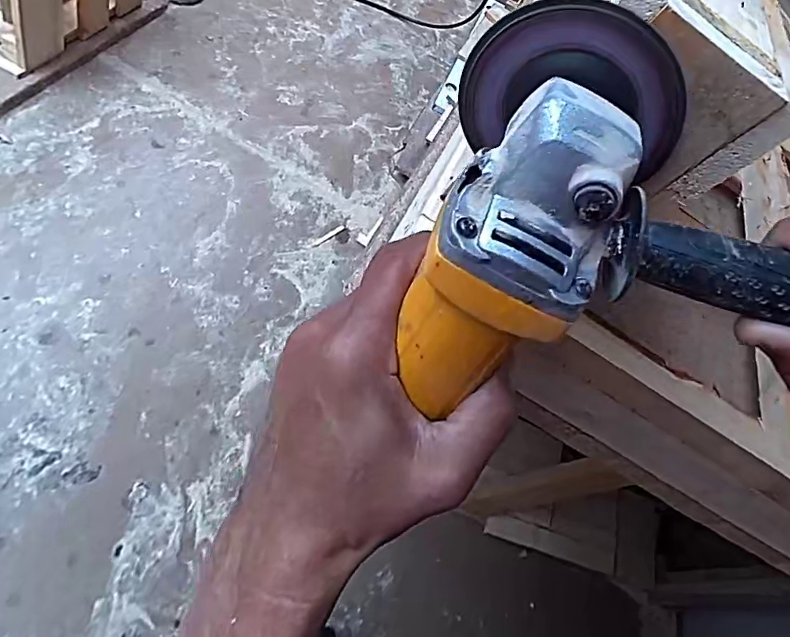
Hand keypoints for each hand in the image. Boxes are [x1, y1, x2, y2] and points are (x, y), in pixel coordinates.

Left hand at [182, 233, 514, 635]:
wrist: (284, 542)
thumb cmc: (360, 507)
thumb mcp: (447, 470)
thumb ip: (491, 411)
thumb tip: (505, 360)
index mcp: (352, 349)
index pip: (396, 262)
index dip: (439, 248)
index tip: (474, 260)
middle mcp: (321, 333)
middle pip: (388, 277)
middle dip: (433, 285)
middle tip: (466, 315)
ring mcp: (304, 342)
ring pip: (372, 296)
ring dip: (409, 309)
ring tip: (436, 349)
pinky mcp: (300, 354)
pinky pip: (354, 318)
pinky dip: (385, 326)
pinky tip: (401, 367)